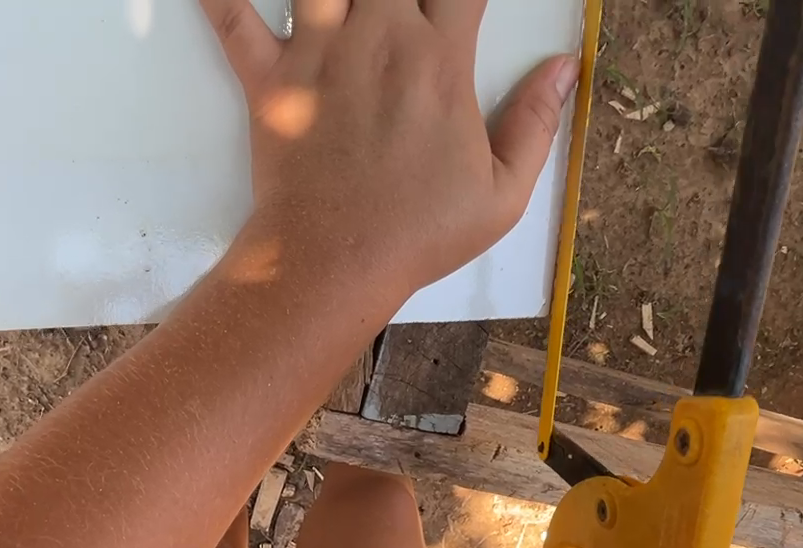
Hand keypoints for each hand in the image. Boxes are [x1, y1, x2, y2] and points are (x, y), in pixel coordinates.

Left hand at [199, 0, 579, 298]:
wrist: (335, 267)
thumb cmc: (417, 238)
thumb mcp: (500, 197)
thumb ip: (537, 126)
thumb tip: (567, 68)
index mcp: (440, 57)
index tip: (462, 0)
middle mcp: (380, 36)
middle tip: (394, 2)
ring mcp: (320, 55)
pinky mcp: (271, 84)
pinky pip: (235, 22)